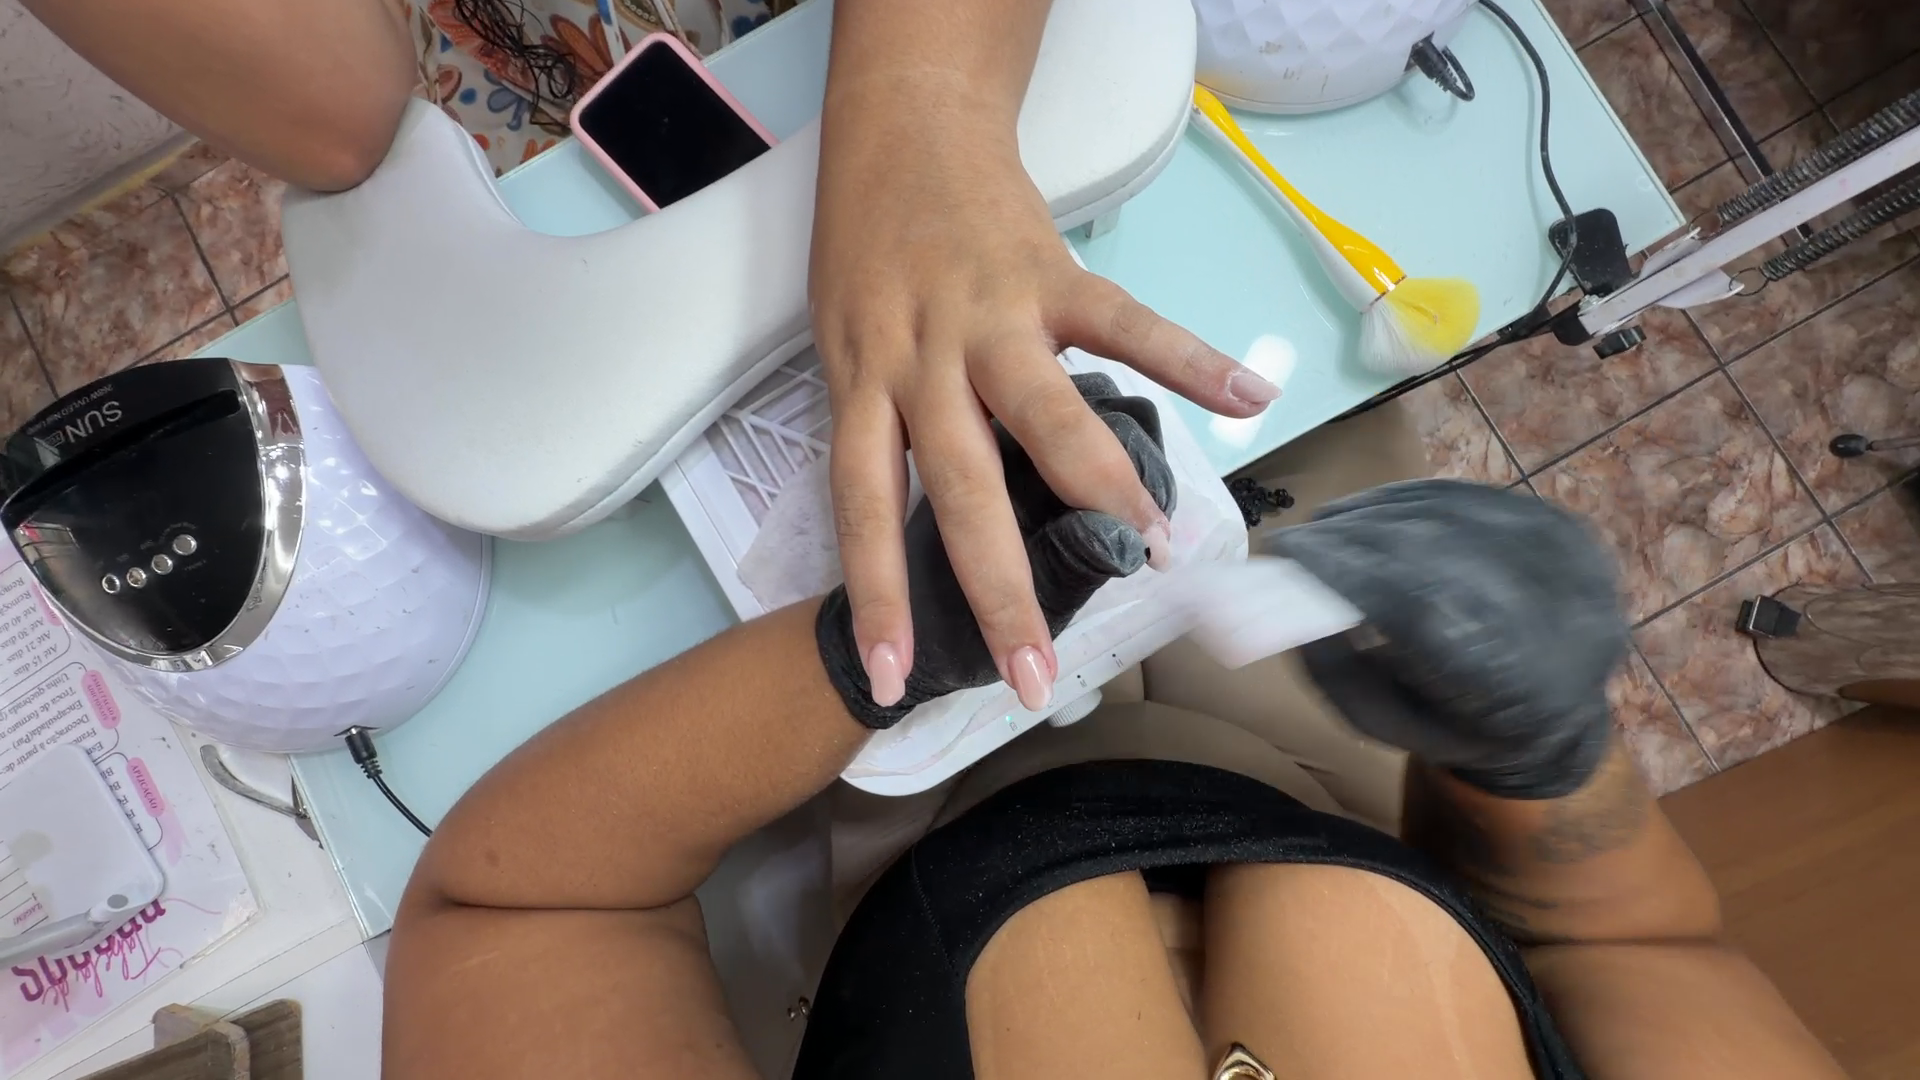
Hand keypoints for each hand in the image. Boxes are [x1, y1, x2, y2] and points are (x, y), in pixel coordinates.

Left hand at [812, 108, 1279, 717]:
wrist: (902, 129)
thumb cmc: (866, 256)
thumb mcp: (847, 351)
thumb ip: (886, 431)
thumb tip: (936, 520)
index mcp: (865, 387)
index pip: (865, 511)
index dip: (879, 599)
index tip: (894, 681)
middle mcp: (924, 362)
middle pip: (962, 490)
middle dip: (1001, 592)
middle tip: (1036, 674)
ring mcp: (992, 316)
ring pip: (1047, 416)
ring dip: (1104, 491)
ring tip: (1158, 551)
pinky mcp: (1054, 272)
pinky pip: (1126, 321)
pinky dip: (1187, 360)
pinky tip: (1248, 398)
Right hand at [1260, 480, 1627, 797]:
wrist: (1555, 713)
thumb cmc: (1447, 722)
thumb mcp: (1375, 716)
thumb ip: (1330, 661)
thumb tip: (1286, 589)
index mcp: (1515, 686)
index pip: (1418, 605)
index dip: (1343, 568)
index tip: (1284, 550)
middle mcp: (1559, 615)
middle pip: (1428, 550)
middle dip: (1347, 538)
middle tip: (1294, 539)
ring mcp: (1569, 561)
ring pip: (1441, 515)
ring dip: (1368, 516)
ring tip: (1320, 527)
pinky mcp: (1561, 526)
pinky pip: (1461, 498)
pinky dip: (1400, 499)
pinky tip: (1360, 511)